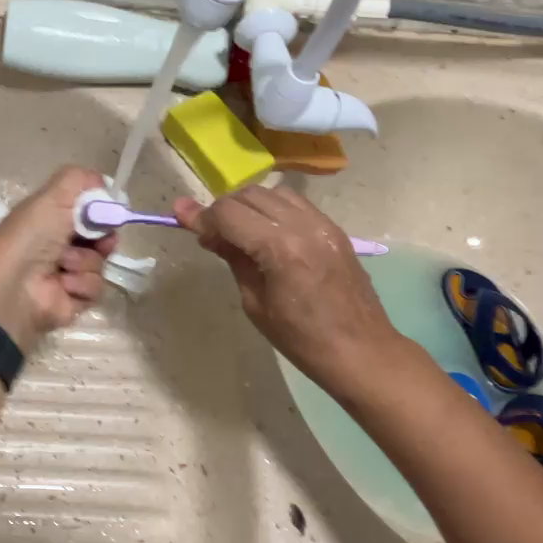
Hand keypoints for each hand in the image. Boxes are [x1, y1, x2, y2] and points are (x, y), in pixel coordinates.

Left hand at [0, 167, 118, 352]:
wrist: (12, 291)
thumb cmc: (29, 238)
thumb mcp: (51, 197)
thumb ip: (79, 180)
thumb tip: (104, 184)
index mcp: (47, 217)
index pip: (86, 209)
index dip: (99, 209)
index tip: (106, 209)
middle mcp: (57, 243)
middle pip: (99, 235)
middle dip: (103, 236)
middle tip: (99, 239)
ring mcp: (66, 272)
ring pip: (99, 261)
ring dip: (85, 261)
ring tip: (63, 265)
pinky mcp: (74, 299)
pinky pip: (96, 287)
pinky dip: (82, 284)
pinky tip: (63, 285)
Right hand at [175, 186, 414, 399]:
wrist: (361, 350)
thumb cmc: (301, 339)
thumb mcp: (255, 302)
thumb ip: (233, 258)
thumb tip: (207, 233)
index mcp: (280, 248)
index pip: (229, 213)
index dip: (201, 217)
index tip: (181, 219)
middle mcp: (303, 226)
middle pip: (249, 195)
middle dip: (223, 210)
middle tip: (211, 237)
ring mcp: (322, 224)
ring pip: (273, 192)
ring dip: (249, 205)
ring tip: (240, 233)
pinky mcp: (333, 229)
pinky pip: (295, 203)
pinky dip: (273, 209)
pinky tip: (267, 233)